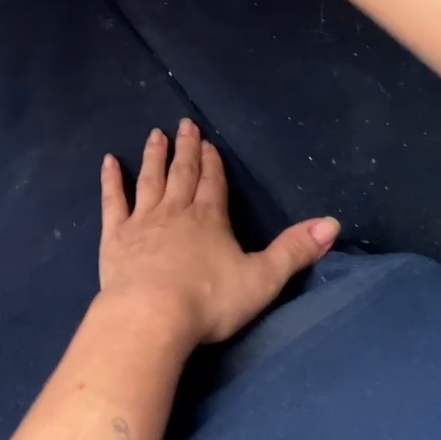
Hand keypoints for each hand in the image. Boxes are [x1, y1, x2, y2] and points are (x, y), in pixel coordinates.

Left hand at [97, 118, 339, 347]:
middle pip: (182, 174)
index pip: (213, 183)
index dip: (211, 162)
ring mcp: (142, 221)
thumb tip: (331, 224)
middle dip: (185, 149)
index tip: (207, 142)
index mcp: (210, 219)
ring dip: (153, 156)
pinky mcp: (115, 236)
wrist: (151, 315)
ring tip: (155, 134)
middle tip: (184, 124)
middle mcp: (175, 211)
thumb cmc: (208, 301)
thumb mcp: (262, 278)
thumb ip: (294, 251)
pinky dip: (111, 180)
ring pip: (150, 180)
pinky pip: (113, 200)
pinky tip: (109, 161)